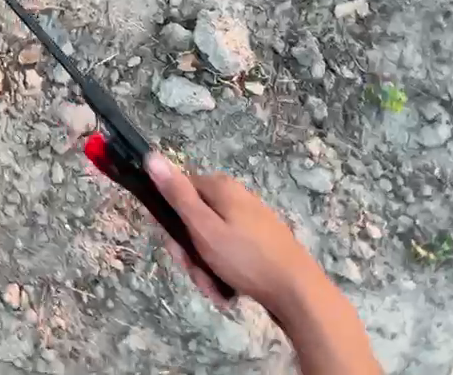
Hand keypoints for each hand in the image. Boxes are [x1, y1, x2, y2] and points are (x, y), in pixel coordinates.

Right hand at [145, 154, 322, 314]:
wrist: (302, 296)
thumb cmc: (247, 259)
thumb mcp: (203, 226)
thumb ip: (176, 194)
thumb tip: (151, 156)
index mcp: (220, 187)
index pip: (178, 192)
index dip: (171, 221)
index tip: (175, 248)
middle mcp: (236, 198)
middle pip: (195, 220)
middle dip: (191, 252)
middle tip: (197, 274)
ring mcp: (251, 221)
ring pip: (212, 240)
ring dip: (206, 267)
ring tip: (215, 290)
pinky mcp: (263, 244)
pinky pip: (232, 252)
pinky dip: (225, 271)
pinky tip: (229, 290)